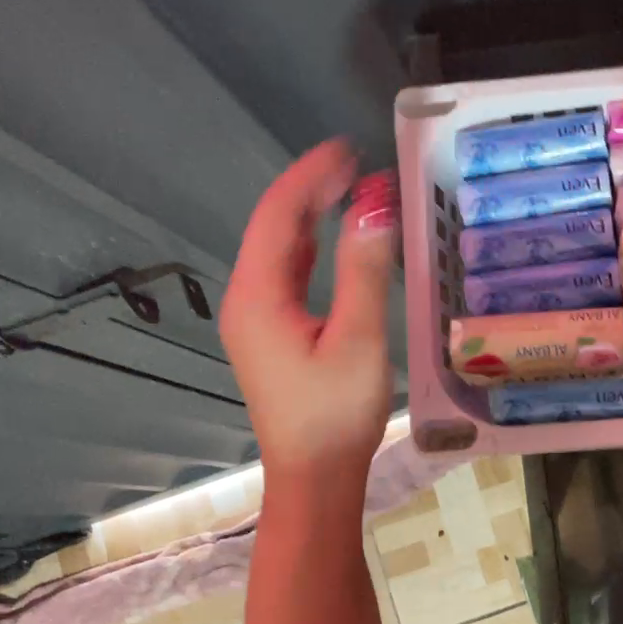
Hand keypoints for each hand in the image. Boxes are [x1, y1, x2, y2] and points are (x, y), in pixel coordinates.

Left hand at [221, 141, 399, 477]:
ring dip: (310, 219)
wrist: (314, 474)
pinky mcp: (272, 338)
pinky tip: (332, 244)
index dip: (310, 177)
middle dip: (311, 192)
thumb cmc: (336, 411)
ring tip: (348, 192)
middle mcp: (247, 301)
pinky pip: (286, 277)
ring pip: (279, 253)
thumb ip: (363, 271)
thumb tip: (375, 208)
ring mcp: (256, 321)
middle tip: (354, 164)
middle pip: (273, 229)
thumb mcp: (357, 339)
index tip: (347, 149)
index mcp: (259, 295)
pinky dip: (310, 251)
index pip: (278, 215)